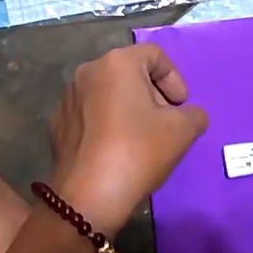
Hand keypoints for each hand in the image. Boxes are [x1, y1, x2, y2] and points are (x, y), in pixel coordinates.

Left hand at [49, 45, 207, 234]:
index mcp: (117, 63)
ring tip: (143, 138)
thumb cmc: (138, 151)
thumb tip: (189, 116)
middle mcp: (87, 72)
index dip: (175, 78)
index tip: (181, 107)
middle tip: (166, 122)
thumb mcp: (183, 130)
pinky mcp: (58, 124)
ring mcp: (68, 98)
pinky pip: (92, 114)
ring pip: (109, 93)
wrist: (88, 197)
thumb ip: (194, 114)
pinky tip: (118, 150)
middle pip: (131, 72)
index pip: (155, 55)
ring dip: (131, 108)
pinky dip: (109, 124)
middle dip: (153, 94)